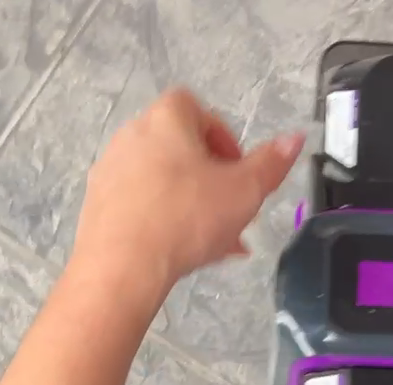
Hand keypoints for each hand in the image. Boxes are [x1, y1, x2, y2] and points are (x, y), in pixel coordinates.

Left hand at [72, 88, 304, 301]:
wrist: (123, 266)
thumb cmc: (187, 219)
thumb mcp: (244, 192)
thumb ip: (271, 165)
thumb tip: (295, 139)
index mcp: (168, 119)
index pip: (199, 110)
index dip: (224, 139)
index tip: (238, 173)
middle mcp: (133, 135)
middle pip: (181, 151)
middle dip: (210, 182)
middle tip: (230, 214)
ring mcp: (111, 171)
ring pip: (162, 184)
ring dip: (189, 206)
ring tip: (212, 243)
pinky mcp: (98, 206)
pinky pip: (140, 207)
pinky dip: (163, 223)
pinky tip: (181, 254)